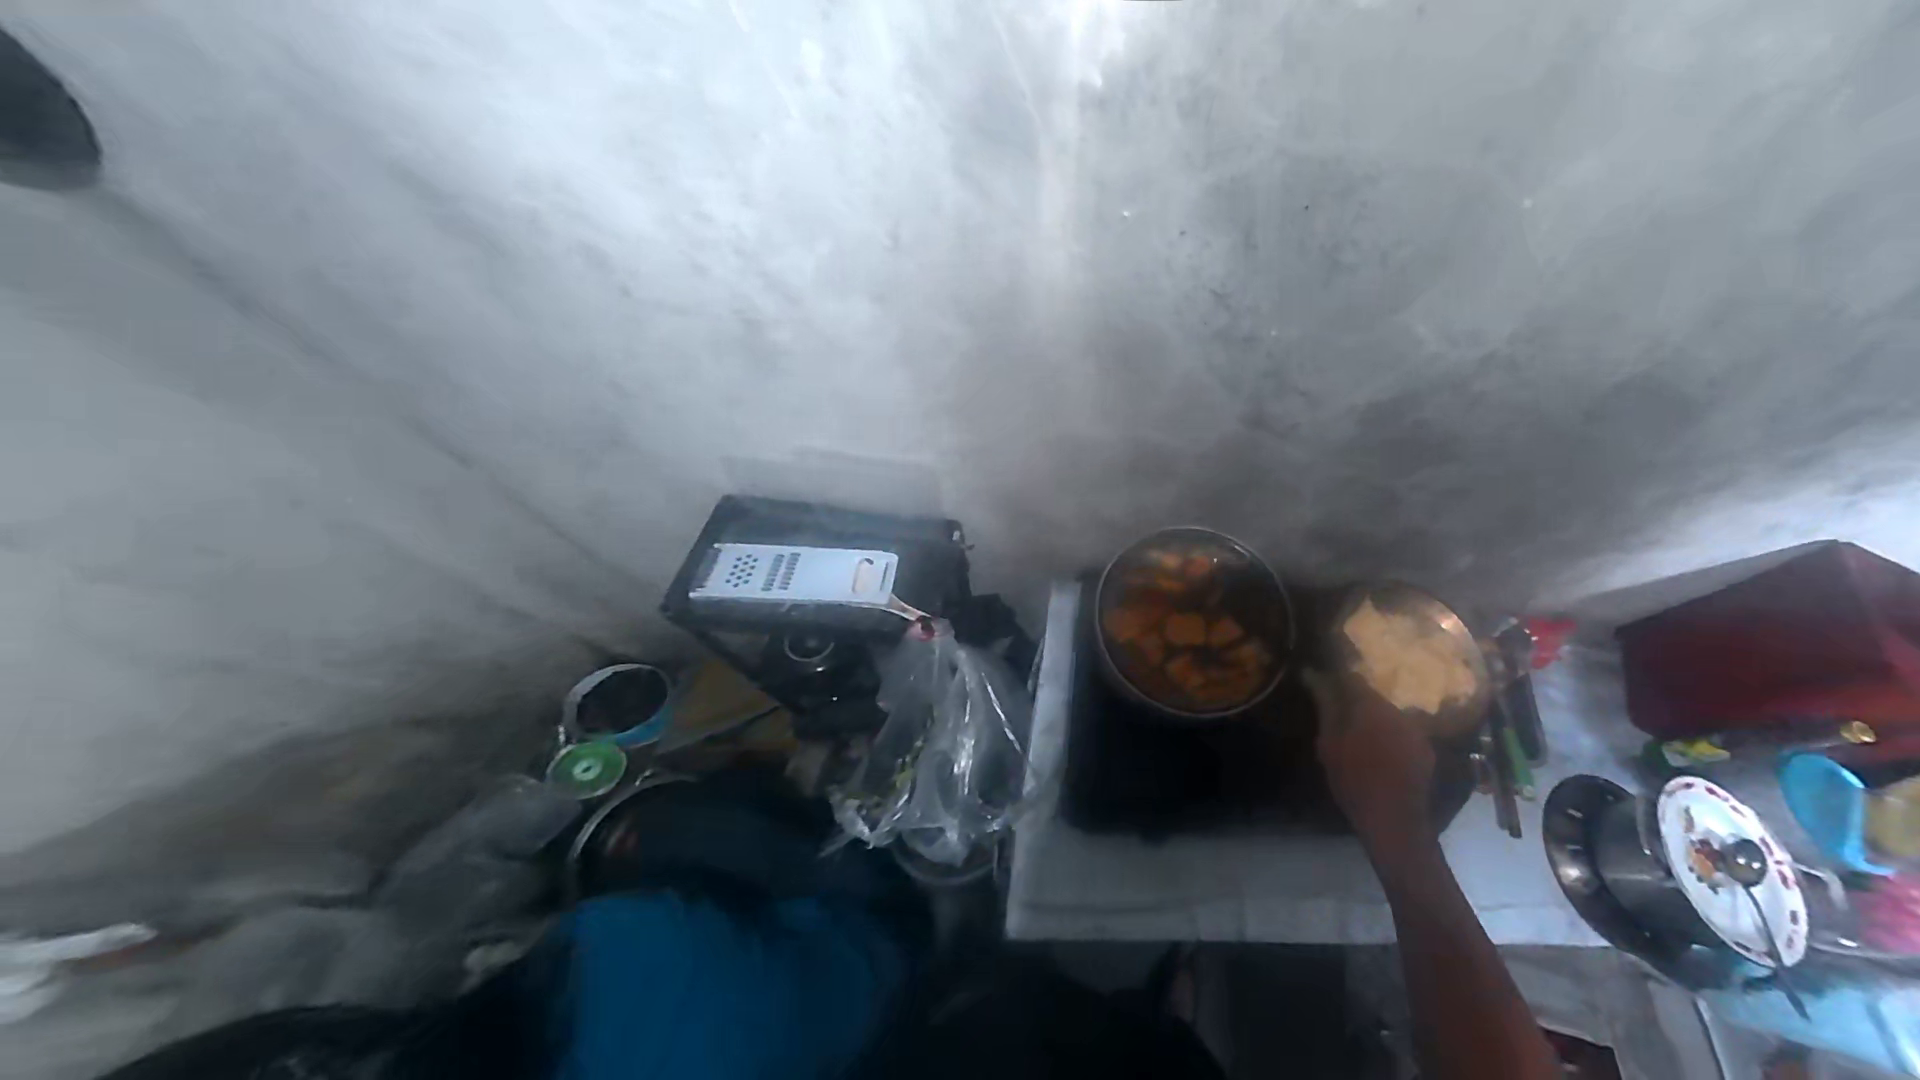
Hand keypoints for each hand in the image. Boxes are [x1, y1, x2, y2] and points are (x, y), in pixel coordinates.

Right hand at [1303, 669, 1436, 861]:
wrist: (1394, 820)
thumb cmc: (1353, 778)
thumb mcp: (1329, 742)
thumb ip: (1325, 706)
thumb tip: (1313, 675)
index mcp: (1372, 707)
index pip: (1352, 679)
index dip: (1335, 681)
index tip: (1321, 689)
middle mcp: (1399, 713)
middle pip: (1372, 697)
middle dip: (1353, 702)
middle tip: (1335, 717)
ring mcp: (1417, 732)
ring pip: (1388, 715)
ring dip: (1371, 720)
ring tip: (1355, 738)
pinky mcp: (1426, 751)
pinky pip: (1401, 733)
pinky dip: (1387, 736)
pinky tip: (1377, 753)